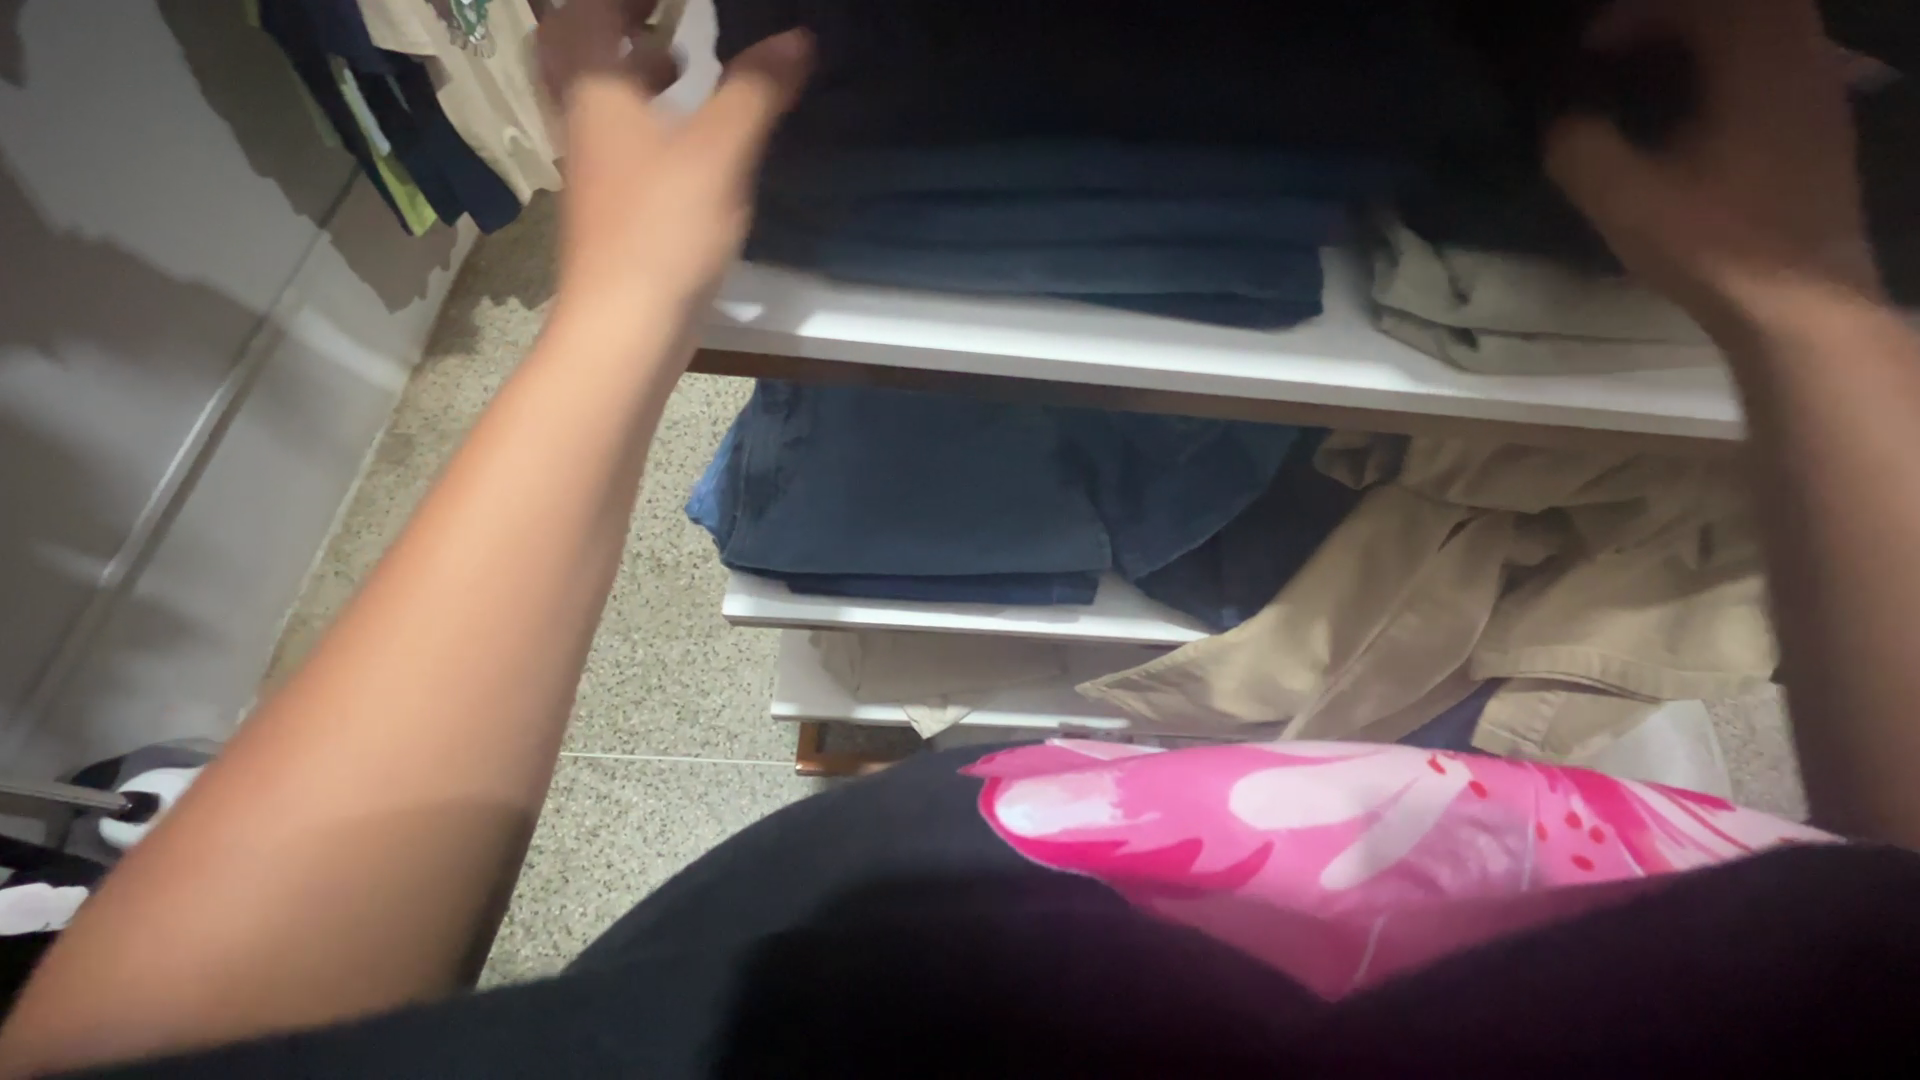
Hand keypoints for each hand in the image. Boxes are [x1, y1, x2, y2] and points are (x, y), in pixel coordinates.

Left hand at [538, 0, 811, 327]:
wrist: (627, 323)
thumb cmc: (664, 228)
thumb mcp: (720, 152)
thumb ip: (756, 90)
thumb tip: (798, 38)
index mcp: (596, 88)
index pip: (591, 11)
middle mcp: (583, 120)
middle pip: (575, 50)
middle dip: (614, 23)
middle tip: (656, 17)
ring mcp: (594, 168)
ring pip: (600, 101)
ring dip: (632, 73)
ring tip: (680, 65)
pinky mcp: (612, 209)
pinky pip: (620, 143)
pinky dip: (648, 125)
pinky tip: (690, 145)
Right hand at [1545, 0, 1880, 324]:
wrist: (1794, 298)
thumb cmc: (1708, 242)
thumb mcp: (1622, 199)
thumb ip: (1580, 148)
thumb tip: (1559, 120)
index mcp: (1756, 65)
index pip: (1701, 3)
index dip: (1636, 15)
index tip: (1585, 47)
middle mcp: (1800, 60)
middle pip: (1745, 7)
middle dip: (1674, 18)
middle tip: (1617, 49)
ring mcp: (1818, 91)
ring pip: (1766, 31)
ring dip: (1702, 40)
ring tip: (1644, 76)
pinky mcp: (1817, 126)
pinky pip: (1774, 63)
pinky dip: (1726, 66)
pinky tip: (1686, 111)